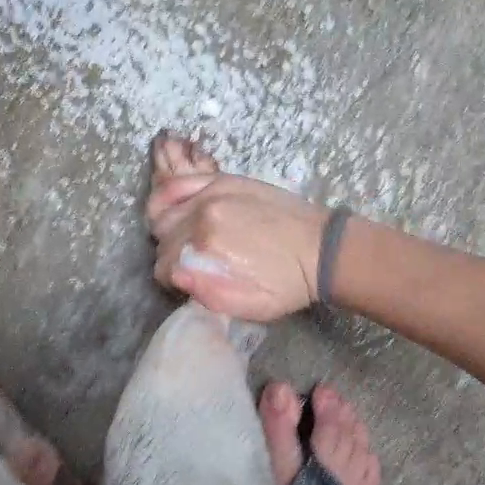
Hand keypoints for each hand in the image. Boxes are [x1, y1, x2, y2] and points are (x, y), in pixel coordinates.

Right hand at [146, 170, 329, 322]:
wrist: (322, 249)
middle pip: (162, 240)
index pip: (163, 267)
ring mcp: (211, 193)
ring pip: (163, 214)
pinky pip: (176, 184)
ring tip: (187, 240)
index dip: (174, 280)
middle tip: (192, 264)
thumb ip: (207, 294)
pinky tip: (175, 211)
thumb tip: (174, 276)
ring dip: (169, 231)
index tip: (190, 282)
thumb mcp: (251, 305)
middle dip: (172, 257)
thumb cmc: (287, 283)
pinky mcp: (221, 180)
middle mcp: (202, 215)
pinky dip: (166, 198)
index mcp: (206, 247)